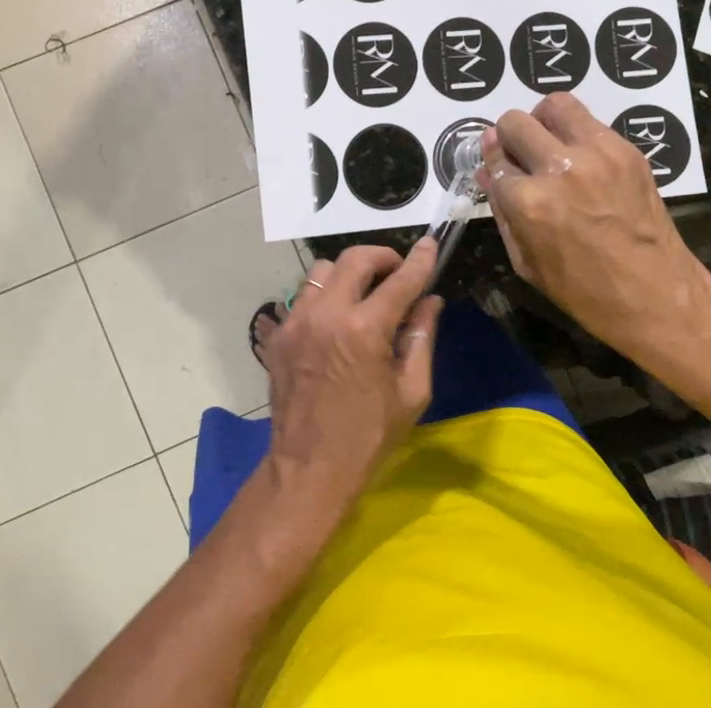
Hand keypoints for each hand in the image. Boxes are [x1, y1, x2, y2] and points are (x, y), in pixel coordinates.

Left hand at [261, 240, 443, 510]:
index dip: (420, 261)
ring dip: (349, 274)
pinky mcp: (278, 335)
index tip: (431, 244)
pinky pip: (302, 297)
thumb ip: (421, 338)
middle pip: (355, 259)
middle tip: (396, 273)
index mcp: (364, 331)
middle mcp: (326, 315)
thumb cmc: (369, 436)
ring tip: (364, 296)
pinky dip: (324, 296)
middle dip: (382, 257)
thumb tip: (430, 301)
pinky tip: (336, 320)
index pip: (399, 280)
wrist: (309, 466)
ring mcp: (296, 322)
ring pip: (323, 271)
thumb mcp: (411, 391)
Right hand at [479, 92, 710, 358]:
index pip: (495, 160)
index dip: (492, 161)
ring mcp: (597, 153)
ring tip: (548, 145)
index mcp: (528, 202)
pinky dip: (576, 132)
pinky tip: (581, 159)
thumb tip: (487, 172)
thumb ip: (501, 210)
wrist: (655, 294)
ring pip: (555, 105)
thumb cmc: (582, 290)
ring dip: (542, 121)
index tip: (496, 164)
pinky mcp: (626, 150)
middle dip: (509, 137)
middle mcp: (559, 167)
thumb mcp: (525, 261)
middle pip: (516, 123)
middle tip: (520, 156)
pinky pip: (589, 121)